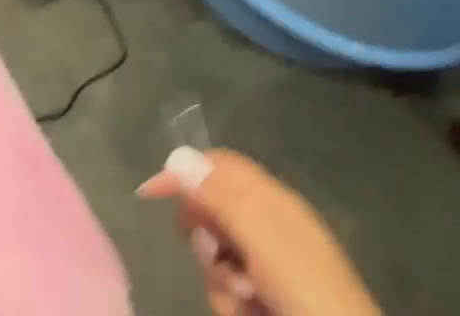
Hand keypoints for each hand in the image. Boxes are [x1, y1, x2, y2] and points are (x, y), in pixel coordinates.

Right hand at [138, 148, 379, 315]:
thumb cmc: (308, 293)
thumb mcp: (264, 240)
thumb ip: (220, 197)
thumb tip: (179, 159)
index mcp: (274, 203)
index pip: (219, 166)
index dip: (183, 172)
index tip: (152, 194)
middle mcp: (266, 228)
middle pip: (209, 209)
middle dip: (203, 233)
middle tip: (212, 253)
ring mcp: (263, 264)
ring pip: (212, 252)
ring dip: (217, 275)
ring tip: (244, 296)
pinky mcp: (258, 295)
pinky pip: (222, 284)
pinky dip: (229, 299)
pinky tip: (248, 309)